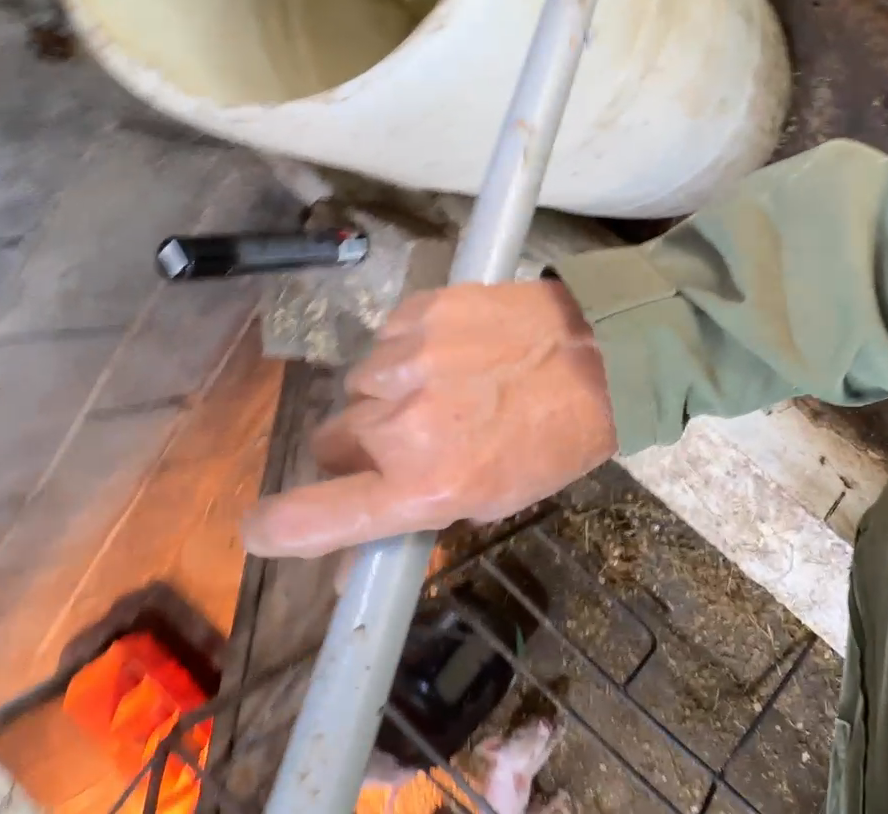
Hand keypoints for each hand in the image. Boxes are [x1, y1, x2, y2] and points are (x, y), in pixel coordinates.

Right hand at [241, 281, 617, 558]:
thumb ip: (417, 527)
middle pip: (335, 444)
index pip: (300, 520)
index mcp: (424, 485)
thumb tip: (346, 575)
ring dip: (393, 394)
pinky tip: (460, 350)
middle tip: (425, 436)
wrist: (609, 350)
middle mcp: (402, 425)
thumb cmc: (562, 435)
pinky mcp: (422, 311)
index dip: (278, 527)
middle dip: (368, 448)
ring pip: (361, 389)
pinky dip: (412, 349)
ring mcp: (408, 361)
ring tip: (457, 385)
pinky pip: (387, 340)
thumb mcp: (499, 499)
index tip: (278, 524)